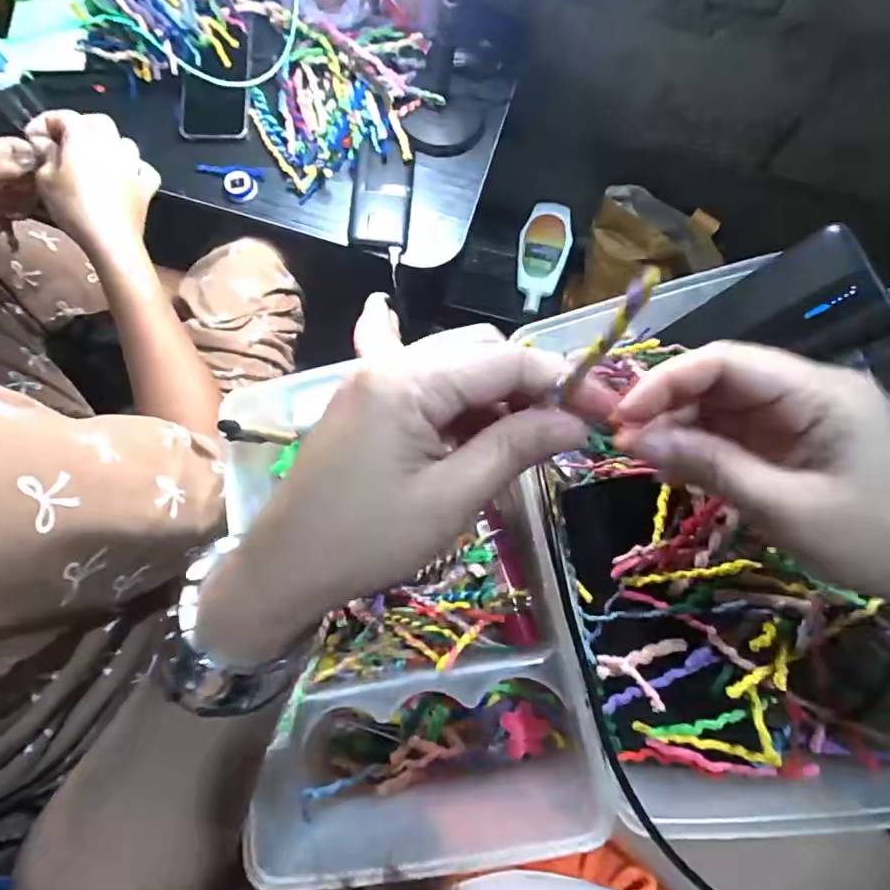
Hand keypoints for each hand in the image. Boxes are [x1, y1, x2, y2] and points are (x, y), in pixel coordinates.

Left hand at [0, 137, 40, 250]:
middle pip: (25, 166)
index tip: (53, 166)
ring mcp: (0, 191)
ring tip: (24, 206)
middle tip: (40, 192)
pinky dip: (28, 210)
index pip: (14, 145)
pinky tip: (22, 215)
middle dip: (35, 179)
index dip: (34, 152)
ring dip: (31, 197)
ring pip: (29, 187)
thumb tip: (35, 155)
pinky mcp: (6, 210)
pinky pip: (26, 205)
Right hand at [24, 111, 160, 257]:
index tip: (32, 140)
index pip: (61, 115)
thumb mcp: (44, 178)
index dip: (42, 124)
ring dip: (107, 147)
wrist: (111, 239)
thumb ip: (44, 153)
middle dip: (78, 129)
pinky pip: (141, 168)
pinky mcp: (147, 185)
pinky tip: (123, 178)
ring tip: (92, 163)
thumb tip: (45, 142)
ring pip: (121, 143)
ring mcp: (134, 163)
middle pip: (95, 123)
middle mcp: (112, 141)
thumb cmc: (73, 206)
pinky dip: (132, 169)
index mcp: (84, 134)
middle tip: (62, 147)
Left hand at [200, 324, 616, 660]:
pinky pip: (405, 366)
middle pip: (479, 352)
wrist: (285, 567)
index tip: (604, 411)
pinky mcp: (361, 399)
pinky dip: (434, 367)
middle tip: (560, 431)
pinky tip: (404, 322)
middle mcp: (388, 364)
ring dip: (490, 389)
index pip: (505, 361)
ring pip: (450, 362)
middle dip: (528, 384)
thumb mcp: (452, 499)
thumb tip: (574, 422)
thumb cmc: (368, 541)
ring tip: (516, 433)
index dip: (562, 381)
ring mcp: (368, 377)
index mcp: (409, 381)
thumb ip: (514, 447)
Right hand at [613, 342, 889, 612]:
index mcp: (819, 390)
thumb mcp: (786, 507)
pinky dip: (708, 448)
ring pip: (727, 407)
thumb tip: (636, 438)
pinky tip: (682, 467)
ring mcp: (809, 416)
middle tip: (625, 444)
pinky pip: (744, 433)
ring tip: (647, 459)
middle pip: (723, 380)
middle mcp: (812, 390)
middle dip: (669, 406)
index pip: (726, 362)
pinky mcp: (805, 442)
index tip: (621, 416)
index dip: (665, 381)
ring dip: (684, 428)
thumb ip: (710, 464)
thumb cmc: (881, 542)